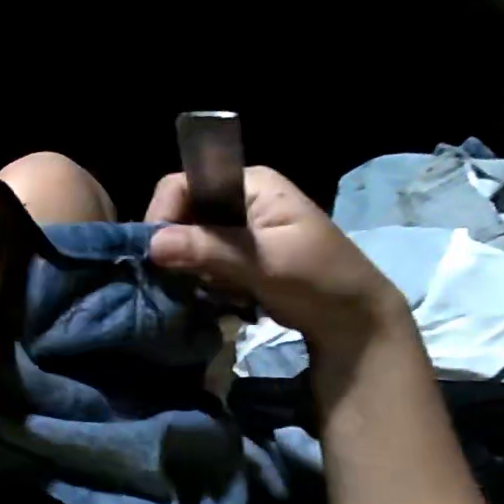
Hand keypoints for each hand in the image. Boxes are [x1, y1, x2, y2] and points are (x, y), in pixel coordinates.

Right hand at [147, 166, 406, 348]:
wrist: (352, 320)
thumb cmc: (319, 279)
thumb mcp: (264, 262)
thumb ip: (209, 249)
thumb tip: (152, 243)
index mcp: (250, 184)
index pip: (186, 184)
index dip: (164, 214)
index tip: (154, 254)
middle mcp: (238, 199)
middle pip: (183, 212)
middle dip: (174, 246)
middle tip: (176, 279)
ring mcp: (237, 230)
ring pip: (188, 240)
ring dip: (185, 267)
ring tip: (195, 290)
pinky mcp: (236, 258)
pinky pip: (200, 262)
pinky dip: (197, 280)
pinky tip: (207, 297)